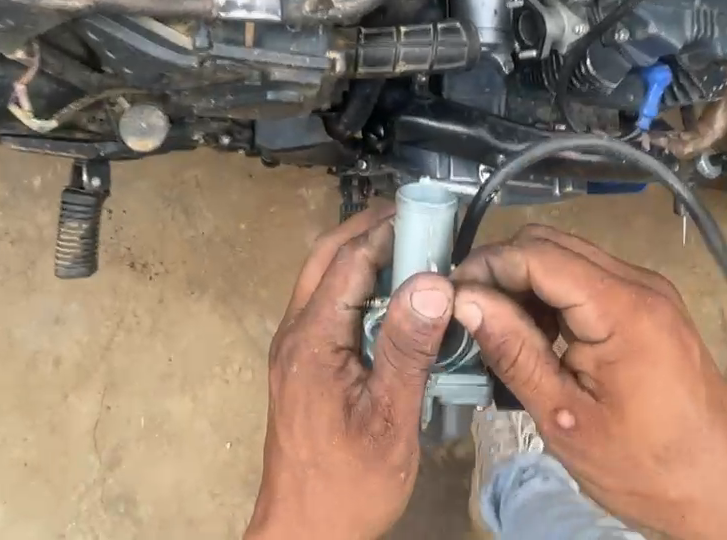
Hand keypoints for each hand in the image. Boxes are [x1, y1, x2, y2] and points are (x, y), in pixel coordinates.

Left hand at [247, 203, 455, 539]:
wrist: (303, 532)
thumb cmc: (349, 483)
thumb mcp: (389, 420)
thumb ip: (408, 349)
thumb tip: (433, 283)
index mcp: (312, 339)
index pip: (349, 262)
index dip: (388, 233)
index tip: (429, 218)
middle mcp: (294, 331)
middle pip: (326, 256)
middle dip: (367, 228)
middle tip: (417, 219)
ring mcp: (293, 345)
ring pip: (321, 275)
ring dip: (359, 251)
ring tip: (408, 244)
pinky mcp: (300, 360)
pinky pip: (325, 300)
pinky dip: (354, 280)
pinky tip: (388, 292)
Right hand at [452, 224, 726, 539]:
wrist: (724, 496)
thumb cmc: (646, 469)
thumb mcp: (567, 419)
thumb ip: (514, 352)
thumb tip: (464, 300)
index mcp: (624, 309)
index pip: (538, 255)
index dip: (488, 267)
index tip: (451, 297)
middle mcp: (640, 282)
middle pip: (550, 242)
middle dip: (501, 268)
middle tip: (469, 312)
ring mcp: (648, 289)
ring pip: (565, 253)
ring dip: (524, 278)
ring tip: (498, 325)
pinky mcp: (649, 302)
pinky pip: (586, 274)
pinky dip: (550, 290)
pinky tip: (535, 331)